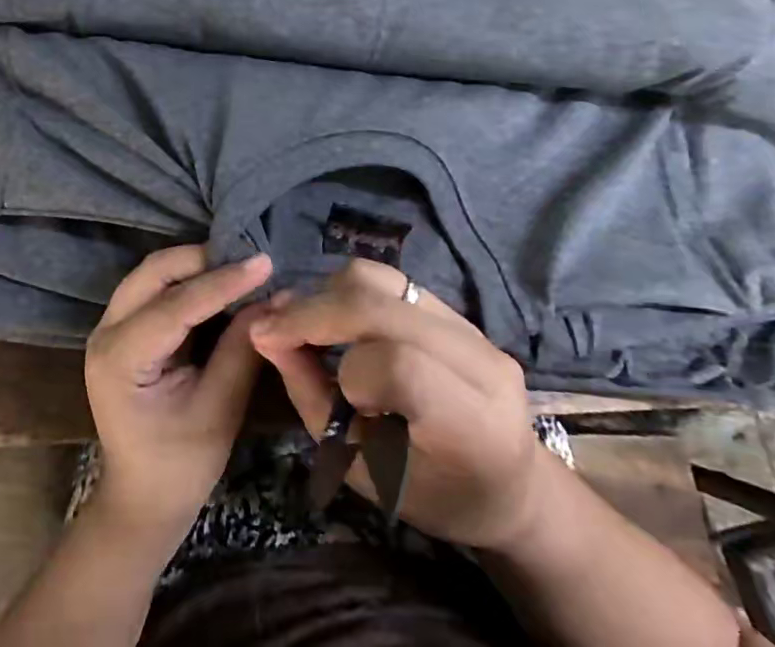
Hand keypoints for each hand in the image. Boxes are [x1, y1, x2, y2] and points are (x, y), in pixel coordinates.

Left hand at [84, 246, 273, 538]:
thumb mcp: (219, 409)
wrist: (143, 497)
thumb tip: (275, 299)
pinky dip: (190, 279)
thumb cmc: (180, 464)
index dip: (222, 281)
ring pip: (153, 274)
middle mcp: (106, 333)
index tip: (265, 263)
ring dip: (197, 265)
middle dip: (204, 260)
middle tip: (253, 262)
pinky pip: (156, 288)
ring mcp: (110, 327)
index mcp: (120, 359)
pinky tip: (222, 282)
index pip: (175, 305)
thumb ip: (242, 349)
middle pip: (154, 272)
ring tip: (242, 267)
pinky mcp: (125, 329)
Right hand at [250, 259, 564, 550]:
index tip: (303, 375)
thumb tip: (264, 333)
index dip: (344, 365)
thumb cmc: (436, 497)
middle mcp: (482, 360)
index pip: (399, 364)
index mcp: (471, 424)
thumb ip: (313, 397)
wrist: (511, 483)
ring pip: (383, 278)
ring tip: (305, 326)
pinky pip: (392, 282)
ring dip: (329, 294)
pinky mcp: (460, 311)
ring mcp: (475, 327)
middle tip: (272, 330)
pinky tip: (335, 321)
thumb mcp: (364, 469)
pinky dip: (350, 294)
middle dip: (314, 310)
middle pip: (382, 301)